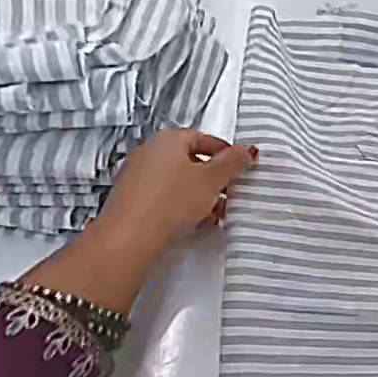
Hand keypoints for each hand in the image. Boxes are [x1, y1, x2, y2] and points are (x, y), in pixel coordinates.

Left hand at [91, 130, 257, 264]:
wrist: (130, 238)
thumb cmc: (171, 202)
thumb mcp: (211, 180)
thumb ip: (233, 162)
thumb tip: (247, 150)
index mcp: (168, 140)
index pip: (203, 138)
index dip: (225, 152)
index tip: (241, 168)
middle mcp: (150, 153)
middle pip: (191, 160)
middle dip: (215, 178)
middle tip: (232, 192)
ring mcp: (139, 177)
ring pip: (180, 181)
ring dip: (202, 195)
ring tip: (218, 213)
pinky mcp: (135, 200)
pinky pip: (167, 197)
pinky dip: (184, 206)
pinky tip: (197, 222)